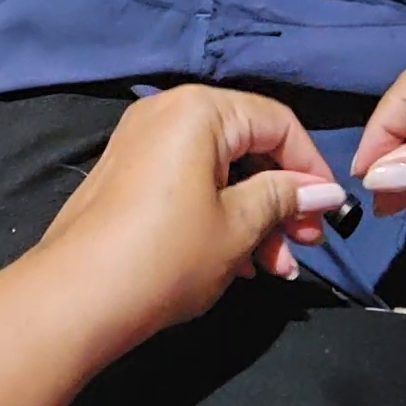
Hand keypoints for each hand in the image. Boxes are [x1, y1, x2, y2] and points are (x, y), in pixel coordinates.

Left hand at [34, 85, 345, 337]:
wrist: (75, 297)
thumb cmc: (167, 253)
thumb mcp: (238, 226)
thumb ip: (284, 198)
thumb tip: (325, 193)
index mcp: (197, 109)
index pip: (275, 121)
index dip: (311, 166)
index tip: (331, 214)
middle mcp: (167, 112)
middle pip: (246, 145)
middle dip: (281, 198)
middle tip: (304, 246)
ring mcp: (142, 142)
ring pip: (219, 169)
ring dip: (253, 215)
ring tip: (273, 269)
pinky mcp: (129, 173)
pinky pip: (189, 181)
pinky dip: (218, 213)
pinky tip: (237, 262)